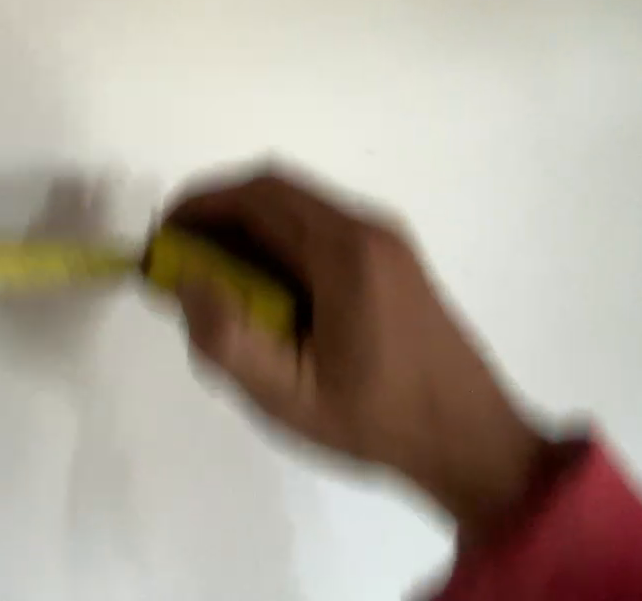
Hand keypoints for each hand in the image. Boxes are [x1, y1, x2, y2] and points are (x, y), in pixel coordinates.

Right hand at [166, 168, 546, 541]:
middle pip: (272, 190)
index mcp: (345, 251)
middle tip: (179, 253)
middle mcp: (366, 228)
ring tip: (211, 272)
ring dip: (241, 225)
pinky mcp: (388, 257)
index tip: (163, 235)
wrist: (478, 450)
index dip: (199, 203)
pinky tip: (259, 287)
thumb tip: (182, 279)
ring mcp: (383, 240)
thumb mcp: (286, 395)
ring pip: (292, 206)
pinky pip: (313, 226)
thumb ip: (223, 336)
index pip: (256, 194)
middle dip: (214, 212)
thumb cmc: (376, 421)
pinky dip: (270, 239)